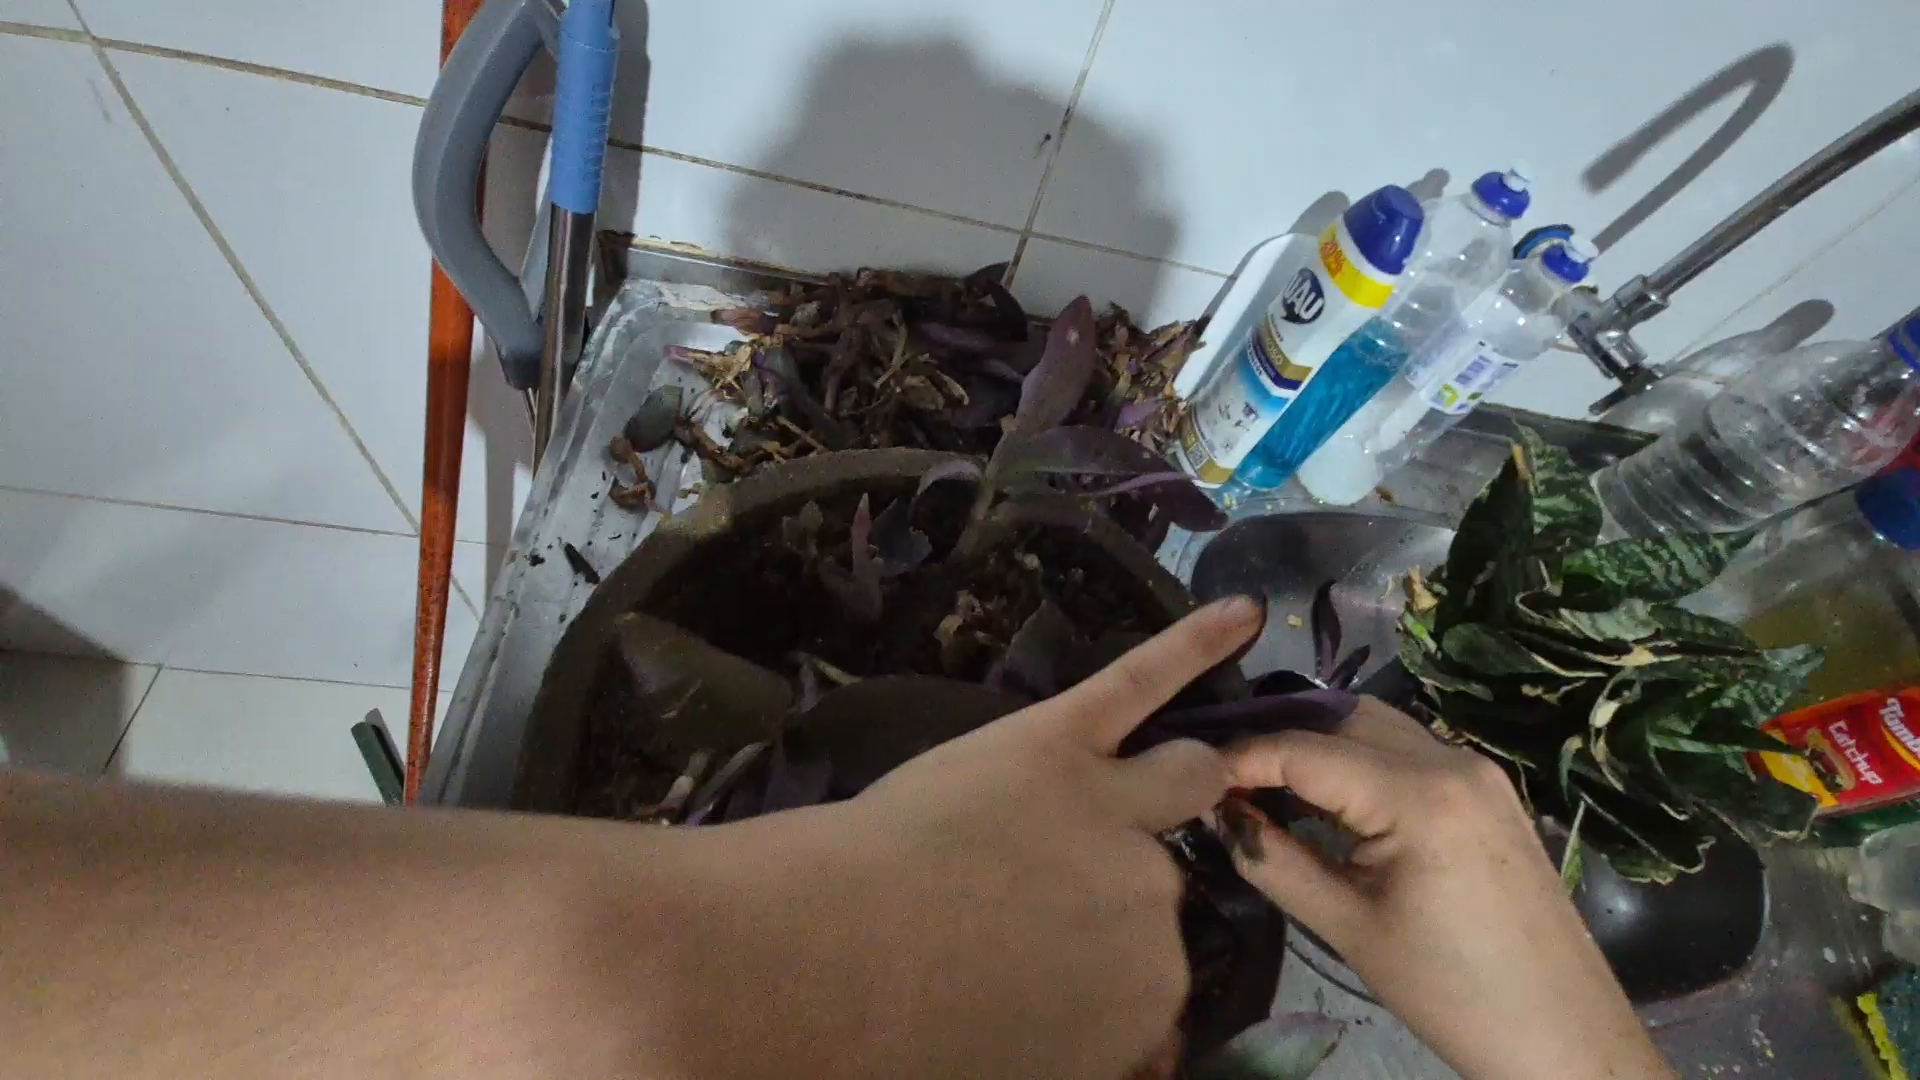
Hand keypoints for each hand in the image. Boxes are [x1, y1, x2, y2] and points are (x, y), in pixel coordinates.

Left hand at [691, 595, 1259, 1079]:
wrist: (839, 955)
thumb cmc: (911, 1029)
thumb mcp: (1029, 1065)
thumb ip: (1098, 1038)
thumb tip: (1142, 1044)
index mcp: (1149, 992)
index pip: (1158, 966)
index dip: (1110, 958)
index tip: (1060, 956)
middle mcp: (1154, 895)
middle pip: (1163, 872)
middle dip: (1118, 876)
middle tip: (1045, 882)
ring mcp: (1113, 805)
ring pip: (1184, 777)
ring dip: (1170, 783)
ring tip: (1133, 785)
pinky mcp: (1064, 738)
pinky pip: (1142, 683)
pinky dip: (1193, 646)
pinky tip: (1241, 615)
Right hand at [1223, 699, 1674, 1079]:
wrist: (1572, 1047)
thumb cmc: (1453, 995)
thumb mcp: (1346, 927)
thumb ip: (1270, 857)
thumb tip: (1213, 809)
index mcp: (1418, 795)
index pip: (1299, 748)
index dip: (1236, 756)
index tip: (1189, 775)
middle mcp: (1449, 759)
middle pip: (1333, 716)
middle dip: (1272, 737)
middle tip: (1221, 774)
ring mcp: (1474, 768)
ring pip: (1367, 722)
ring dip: (1311, 741)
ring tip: (1263, 781)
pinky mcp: (1483, 787)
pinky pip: (1399, 746)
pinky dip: (1350, 755)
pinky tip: (1323, 794)